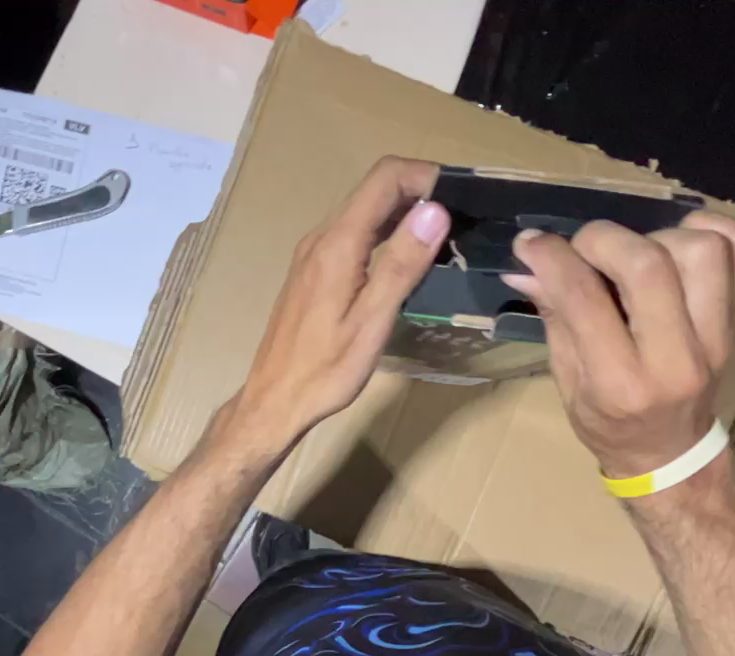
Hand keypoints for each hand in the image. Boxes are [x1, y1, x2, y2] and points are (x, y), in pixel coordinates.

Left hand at [222, 156, 450, 453]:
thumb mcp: (371, 322)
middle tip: (460, 223)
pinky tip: (401, 266)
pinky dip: (382, 238)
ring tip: (439, 244)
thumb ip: (401, 264)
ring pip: (363, 215)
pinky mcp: (310, 274)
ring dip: (402, 218)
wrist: (274, 401)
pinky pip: (351, 238)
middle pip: (374, 191)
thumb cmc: (324, 371)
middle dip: (419, 195)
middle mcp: (320, 239)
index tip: (460, 201)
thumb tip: (435, 210)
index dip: (426, 176)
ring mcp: (312, 256)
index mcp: (337, 244)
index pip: (385, 178)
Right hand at [503, 212, 734, 481]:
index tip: (530, 244)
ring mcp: (717, 338)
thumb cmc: (607, 423)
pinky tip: (675, 243)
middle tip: (581, 249)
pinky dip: (709, 229)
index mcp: (619, 384)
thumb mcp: (567, 381)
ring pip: (700, 250)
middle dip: (602, 240)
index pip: (585, 301)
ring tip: (631, 255)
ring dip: (655, 238)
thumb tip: (526, 266)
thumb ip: (555, 318)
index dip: (553, 260)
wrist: (669, 452)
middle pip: (647, 265)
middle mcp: (674, 359)